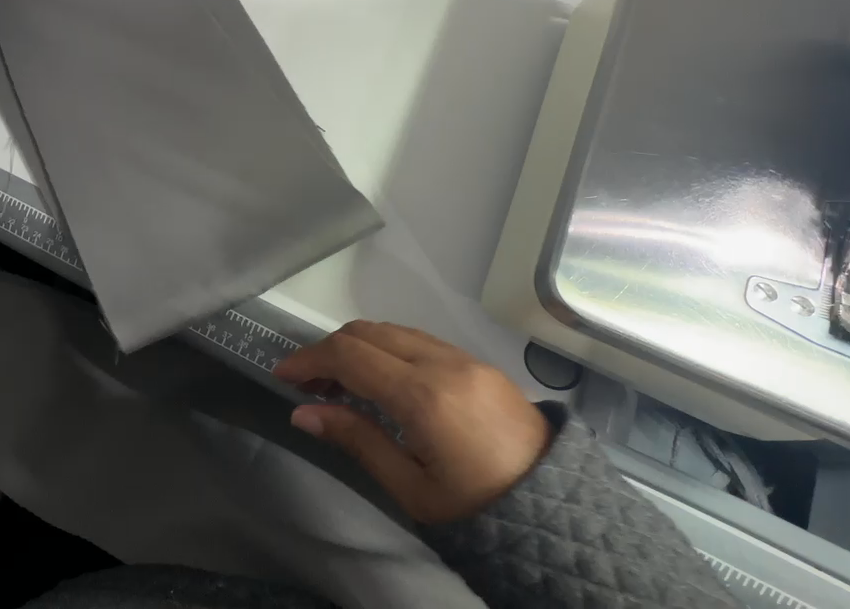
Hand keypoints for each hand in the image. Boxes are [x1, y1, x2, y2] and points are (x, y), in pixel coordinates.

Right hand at [273, 320, 552, 524]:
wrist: (567, 518)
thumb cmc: (481, 511)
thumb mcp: (411, 487)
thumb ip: (356, 439)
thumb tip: (303, 412)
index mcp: (423, 395)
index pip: (348, 355)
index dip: (307, 360)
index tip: (282, 375)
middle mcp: (443, 363)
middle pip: (365, 332)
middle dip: (328, 350)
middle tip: (307, 383)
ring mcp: (465, 359)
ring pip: (391, 330)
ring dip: (356, 346)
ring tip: (340, 382)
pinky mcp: (480, 364)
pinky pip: (418, 339)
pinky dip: (386, 348)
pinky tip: (380, 379)